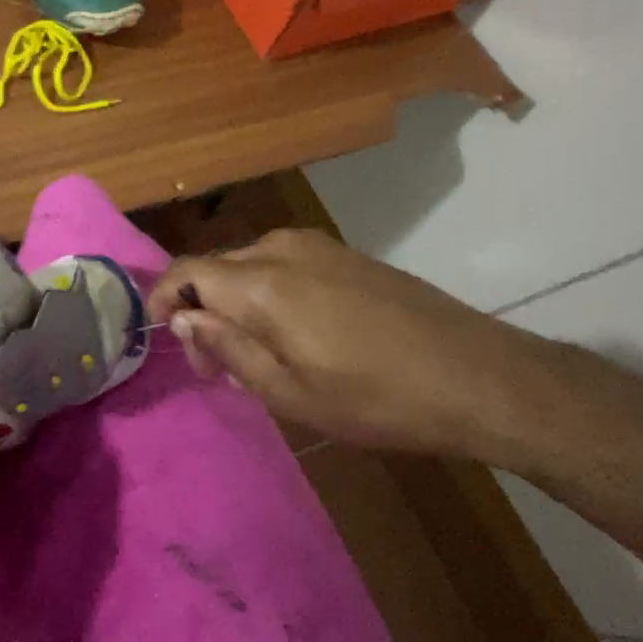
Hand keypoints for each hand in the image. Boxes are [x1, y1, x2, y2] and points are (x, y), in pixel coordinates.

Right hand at [147, 228, 563, 462]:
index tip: (167, 338)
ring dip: (236, 302)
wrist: (481, 377)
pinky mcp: (345, 253)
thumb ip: (228, 348)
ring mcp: (317, 246)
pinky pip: (283, 264)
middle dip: (201, 310)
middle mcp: (280, 249)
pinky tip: (296, 333)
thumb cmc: (378, 397)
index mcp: (260, 283)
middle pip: (215, 267)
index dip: (161, 298)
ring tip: (257, 354)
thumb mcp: (291, 393)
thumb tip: (183, 317)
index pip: (185, 271)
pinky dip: (268, 293)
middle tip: (218, 366)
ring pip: (249, 265)